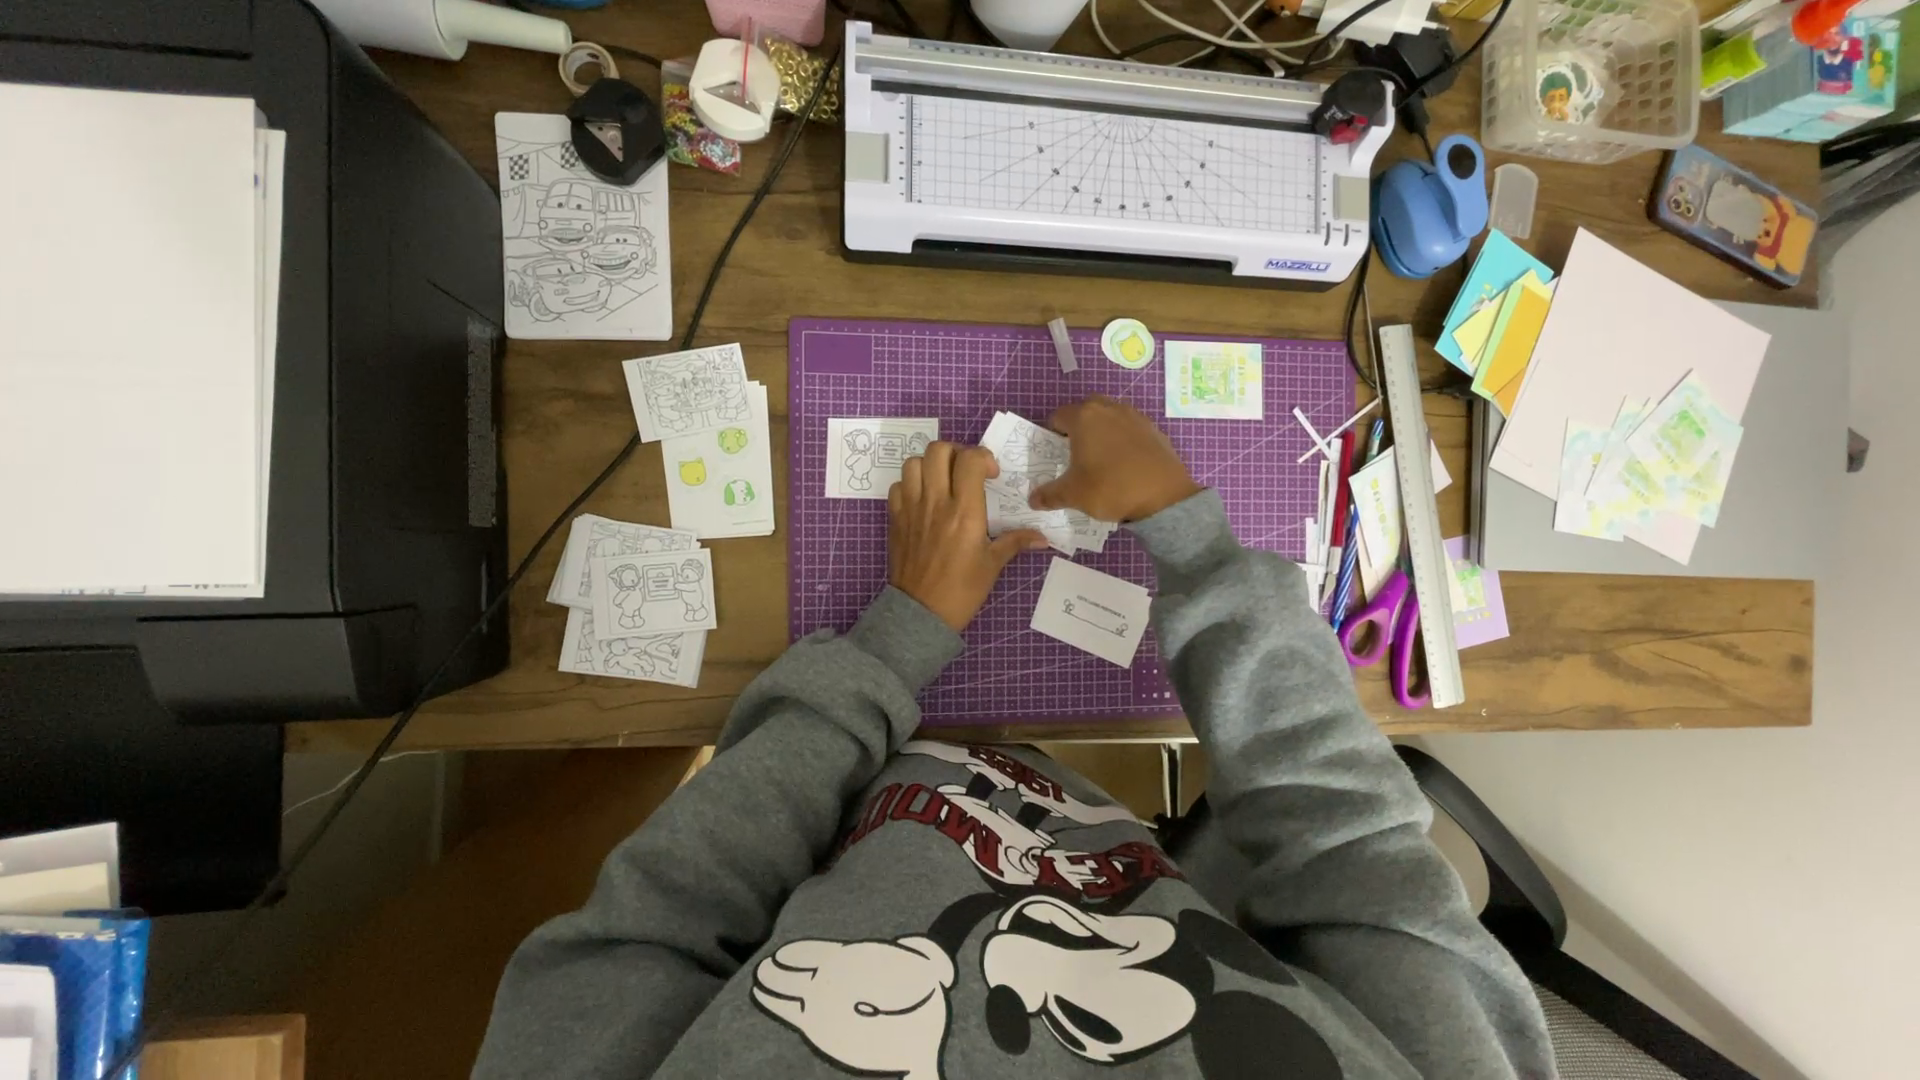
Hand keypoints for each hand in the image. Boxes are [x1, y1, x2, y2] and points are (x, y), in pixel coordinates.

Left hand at [890, 442, 1046, 632]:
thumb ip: (1015, 542)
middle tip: (965, 472)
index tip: (990, 475)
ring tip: (942, 480)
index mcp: (964, 511)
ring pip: (913, 463)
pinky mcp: (895, 518)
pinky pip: (897, 486)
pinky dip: (909, 484)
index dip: (982, 457)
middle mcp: (936, 502)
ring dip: (929, 465)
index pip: (969, 459)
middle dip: (955, 453)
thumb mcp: (992, 565)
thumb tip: (1042, 538)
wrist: (921, 612)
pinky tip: (922, 499)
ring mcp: (911, 508)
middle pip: (938, 450)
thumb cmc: (961, 590)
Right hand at [1029, 396, 1200, 522]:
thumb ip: (1049, 494)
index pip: (1058, 416)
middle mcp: (1109, 409)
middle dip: (1078, 426)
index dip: (1052, 433)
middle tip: (1076, 452)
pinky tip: (1125, 463)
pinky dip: (1123, 440)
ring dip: (1102, 431)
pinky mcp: (1154, 429)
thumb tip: (1033, 500)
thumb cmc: (1110, 488)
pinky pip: (1130, 429)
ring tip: (1102, 458)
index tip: (1054, 451)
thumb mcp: (1073, 495)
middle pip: (1086, 410)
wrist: (1163, 497)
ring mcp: (1135, 416)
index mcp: (1084, 418)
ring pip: (1110, 417)